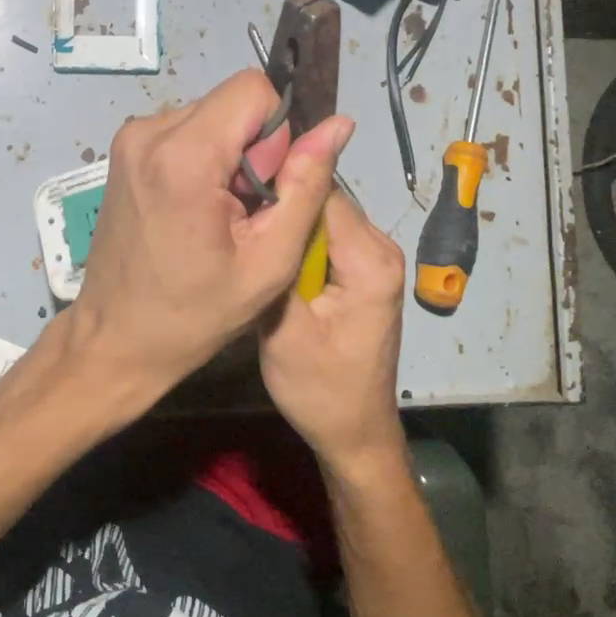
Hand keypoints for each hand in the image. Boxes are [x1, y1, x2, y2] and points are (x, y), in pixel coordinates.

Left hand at [63, 69, 353, 410]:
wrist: (117, 336)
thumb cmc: (194, 313)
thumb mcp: (268, 261)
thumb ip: (306, 185)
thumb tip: (339, 124)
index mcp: (182, 155)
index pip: (252, 89)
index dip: (276, 133)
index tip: (266, 187)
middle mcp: (148, 130)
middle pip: (231, 103)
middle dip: (253, 148)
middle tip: (244, 212)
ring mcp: (130, 136)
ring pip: (211, 115)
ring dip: (229, 156)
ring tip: (219, 216)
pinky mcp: (124, 148)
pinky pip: (186, 130)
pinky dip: (203, 160)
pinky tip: (196, 209)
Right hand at [258, 193, 406, 464]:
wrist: (353, 432)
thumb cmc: (320, 389)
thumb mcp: (286, 332)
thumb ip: (278, 267)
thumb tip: (260, 209)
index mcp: (369, 261)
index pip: (321, 192)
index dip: (279, 184)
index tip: (236, 188)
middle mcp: (380, 248)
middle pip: (323, 199)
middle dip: (281, 200)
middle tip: (234, 210)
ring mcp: (375, 257)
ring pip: (322, 215)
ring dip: (287, 219)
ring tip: (246, 227)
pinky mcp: (364, 269)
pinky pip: (326, 234)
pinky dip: (298, 238)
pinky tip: (269, 249)